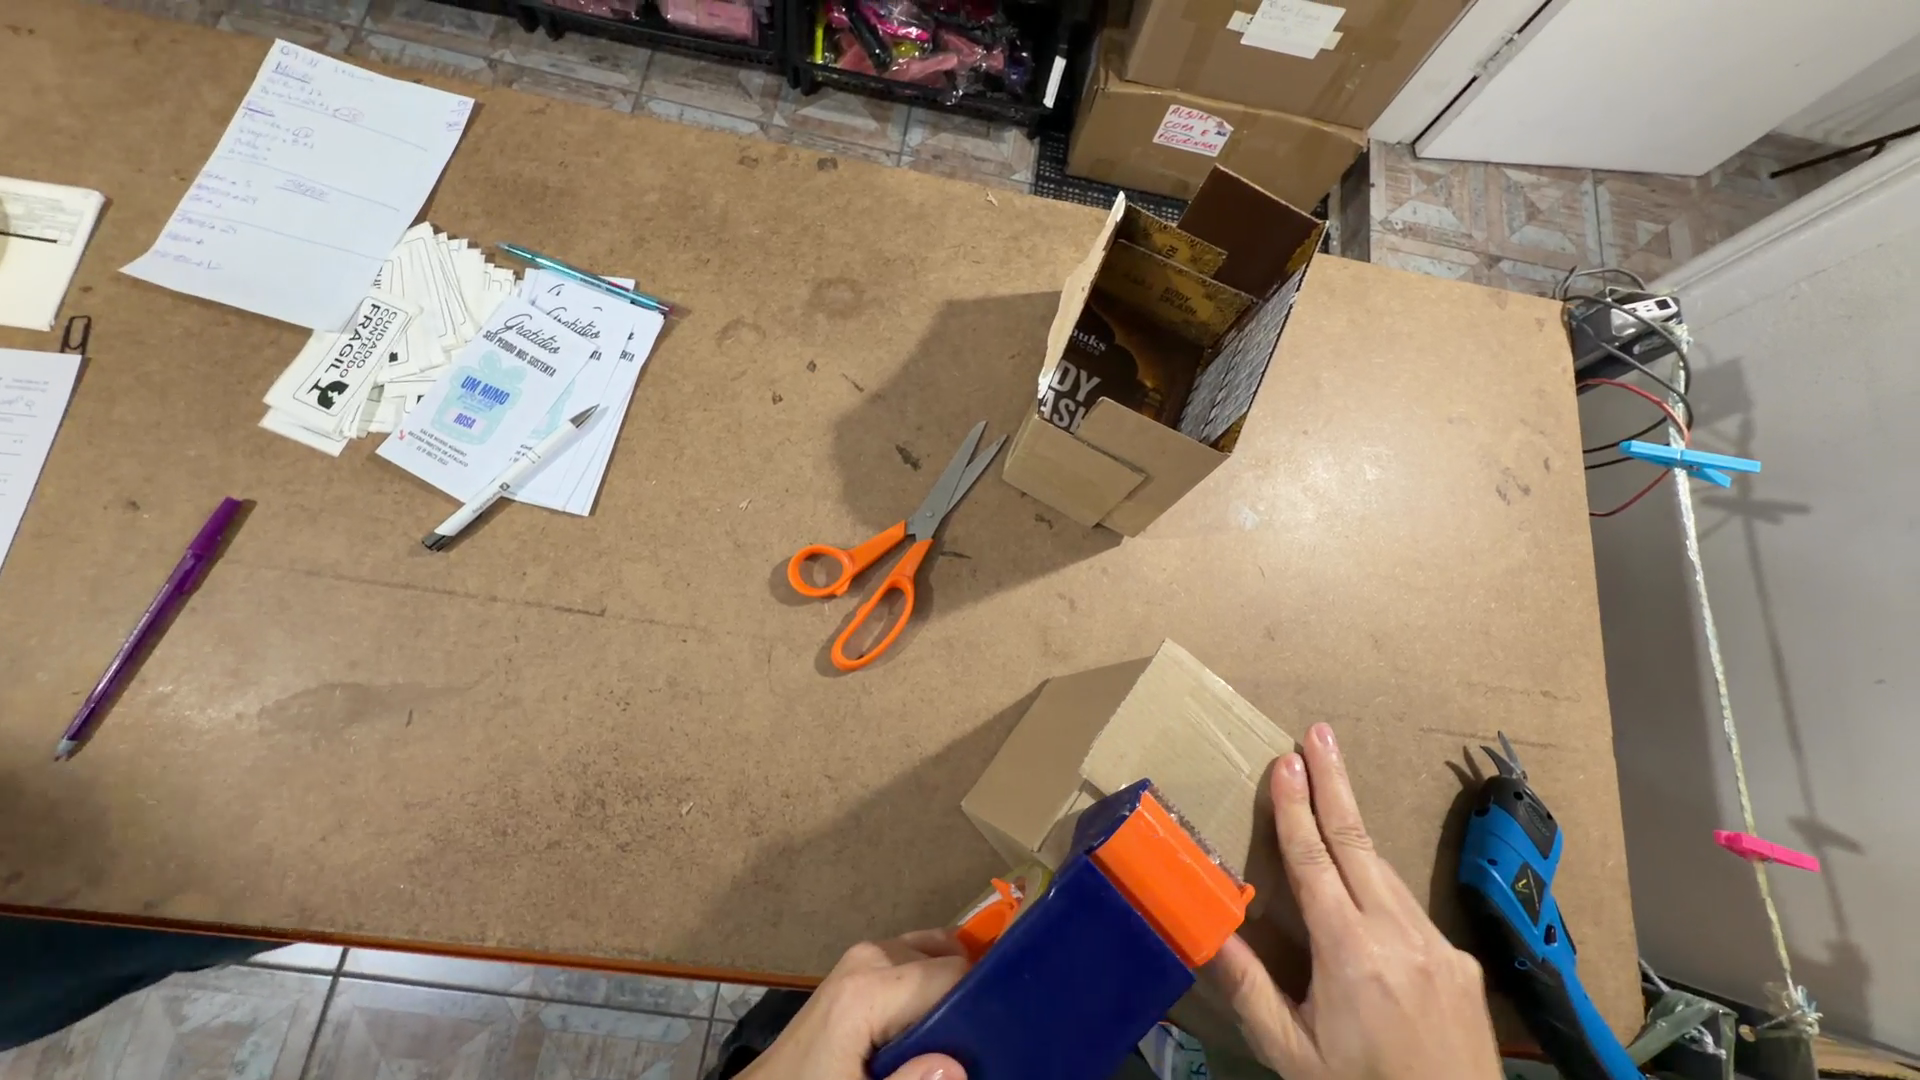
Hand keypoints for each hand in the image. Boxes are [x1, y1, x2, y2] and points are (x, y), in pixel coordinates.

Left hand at [740, 929, 968, 1079]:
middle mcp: (871, 955)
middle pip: (946, 957)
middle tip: (976, 1042)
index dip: (979, 1003)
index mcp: (869, 988)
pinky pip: (914, 956)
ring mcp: (864, 954)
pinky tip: (931, 1022)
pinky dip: (932, 980)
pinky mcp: (861, 963)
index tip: (994, 1038)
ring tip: (955, 1033)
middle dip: (965, 994)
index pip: (952, 973)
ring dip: (949, 987)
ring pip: (933, 951)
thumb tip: (957, 1065)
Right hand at [1203, 723, 1502, 1079]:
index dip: (1295, 807)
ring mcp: (1437, 947)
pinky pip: (1406, 906)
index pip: (1315, 862)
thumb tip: (1205, 928)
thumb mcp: (1291, 1053)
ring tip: (1329, 782)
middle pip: (1357, 843)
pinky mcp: (1460, 962)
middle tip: (1319, 731)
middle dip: (1334, 782)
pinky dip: (1375, 880)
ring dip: (1352, 824)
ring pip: (1383, 870)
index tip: (1285, 760)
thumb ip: (1248, 987)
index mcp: (1351, 954)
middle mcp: (1399, 936)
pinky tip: (1360, 886)